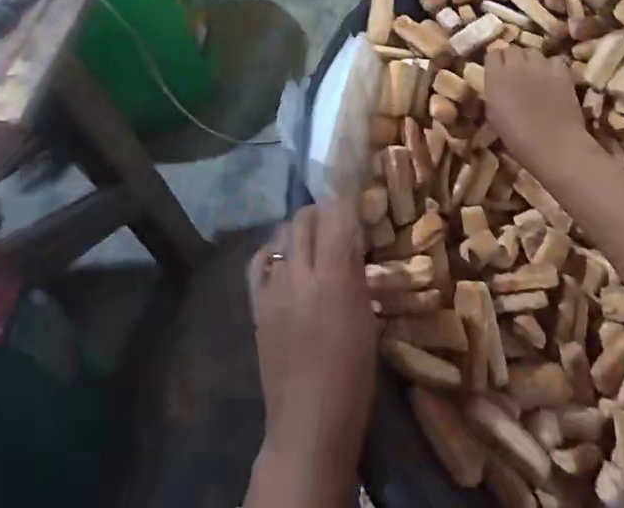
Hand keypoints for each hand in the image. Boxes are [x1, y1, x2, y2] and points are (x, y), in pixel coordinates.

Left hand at [248, 202, 376, 490]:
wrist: (309, 420)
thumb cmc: (353, 373)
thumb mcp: (367, 317)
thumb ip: (356, 274)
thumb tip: (352, 242)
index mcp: (335, 278)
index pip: (336, 217)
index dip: (345, 203)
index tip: (355, 202)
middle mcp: (300, 275)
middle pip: (304, 220)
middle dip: (321, 211)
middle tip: (337, 220)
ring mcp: (273, 290)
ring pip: (281, 236)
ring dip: (298, 228)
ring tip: (313, 239)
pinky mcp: (257, 306)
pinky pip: (259, 263)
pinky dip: (273, 251)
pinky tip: (284, 257)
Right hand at [484, 47, 592, 172]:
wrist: (554, 144)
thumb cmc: (518, 139)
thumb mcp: (495, 115)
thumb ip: (494, 92)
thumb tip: (498, 83)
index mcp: (496, 77)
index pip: (493, 53)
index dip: (497, 62)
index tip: (499, 72)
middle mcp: (516, 64)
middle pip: (512, 49)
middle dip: (513, 59)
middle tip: (517, 74)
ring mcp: (540, 65)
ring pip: (533, 52)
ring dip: (532, 61)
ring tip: (536, 76)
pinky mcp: (561, 70)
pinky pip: (554, 60)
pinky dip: (552, 68)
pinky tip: (553, 80)